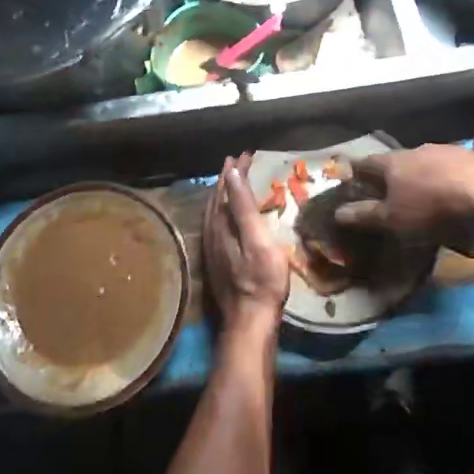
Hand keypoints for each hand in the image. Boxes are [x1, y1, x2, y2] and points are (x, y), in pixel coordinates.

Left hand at [203, 154, 290, 345]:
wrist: (250, 319)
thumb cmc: (261, 279)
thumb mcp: (258, 239)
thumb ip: (244, 207)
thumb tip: (231, 173)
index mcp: (221, 224)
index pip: (225, 188)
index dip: (234, 170)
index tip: (244, 154)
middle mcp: (212, 232)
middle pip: (217, 198)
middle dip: (227, 178)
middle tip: (238, 162)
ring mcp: (213, 247)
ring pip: (214, 211)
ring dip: (224, 193)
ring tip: (232, 182)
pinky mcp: (217, 260)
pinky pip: (216, 224)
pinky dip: (224, 210)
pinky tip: (229, 216)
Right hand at [336, 145, 473, 254]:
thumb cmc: (431, 208)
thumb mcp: (393, 220)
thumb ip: (365, 215)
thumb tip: (338, 213)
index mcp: (392, 162)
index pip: (365, 162)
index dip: (356, 172)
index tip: (352, 181)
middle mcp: (418, 150)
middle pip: (398, 161)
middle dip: (392, 175)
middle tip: (389, 193)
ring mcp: (449, 151)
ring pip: (427, 163)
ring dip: (422, 177)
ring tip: (424, 196)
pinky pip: (453, 170)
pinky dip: (448, 181)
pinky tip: (454, 197)